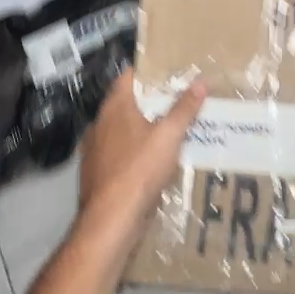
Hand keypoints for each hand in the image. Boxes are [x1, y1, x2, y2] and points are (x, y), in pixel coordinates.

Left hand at [77, 68, 206, 229]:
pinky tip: (149, 164)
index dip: (147, 72)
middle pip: (125, 103)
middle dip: (148, 102)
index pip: (128, 77)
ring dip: (139, 130)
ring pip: (120, 131)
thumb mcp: (169, 136)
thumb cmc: (139, 169)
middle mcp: (99, 124)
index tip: (167, 73)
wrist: (110, 221)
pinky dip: (131, 153)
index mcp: (114, 107)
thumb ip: (184, 108)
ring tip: (165, 132)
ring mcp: (94, 150)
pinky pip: (116, 154)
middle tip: (174, 102)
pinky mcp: (95, 174)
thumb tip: (201, 82)